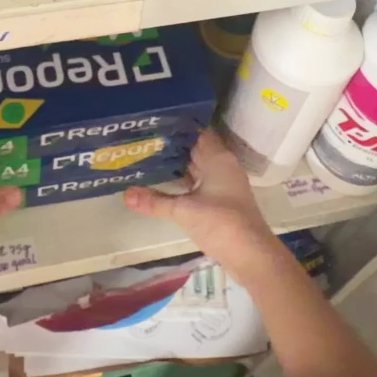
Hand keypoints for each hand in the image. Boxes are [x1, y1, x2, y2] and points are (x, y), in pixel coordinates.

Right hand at [125, 130, 288, 280]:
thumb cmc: (221, 223)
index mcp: (218, 158)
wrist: (251, 255)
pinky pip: (200, 181)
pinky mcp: (222, 200)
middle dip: (173, 145)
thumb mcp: (184, 210)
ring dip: (178, 164)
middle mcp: (223, 165)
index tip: (154, 122)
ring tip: (149, 157)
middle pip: (196, 148)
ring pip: (198, 166)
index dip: (177, 125)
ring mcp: (224, 183)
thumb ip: (155, 202)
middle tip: (144, 139)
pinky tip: (166, 183)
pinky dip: (185, 181)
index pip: (197, 131)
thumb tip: (126, 194)